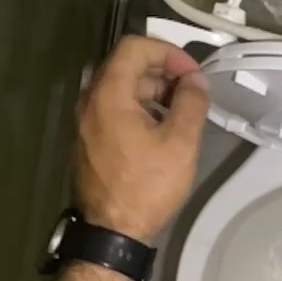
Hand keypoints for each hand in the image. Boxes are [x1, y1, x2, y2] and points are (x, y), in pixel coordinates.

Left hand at [73, 35, 208, 239]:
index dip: (168, 51)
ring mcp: (86, 122)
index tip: (193, 74)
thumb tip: (195, 81)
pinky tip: (161, 130)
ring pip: (120, 88)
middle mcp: (90, 101)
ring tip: (181, 112)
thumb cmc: (147, 186)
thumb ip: (191, 103)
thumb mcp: (180, 143)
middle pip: (125, 65)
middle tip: (191, 92)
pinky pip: (114, 109)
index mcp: (108, 95)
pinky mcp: (89, 140)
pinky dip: (139, 107)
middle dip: (163, 71)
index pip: (135, 47)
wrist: (112, 232)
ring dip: (153, 90)